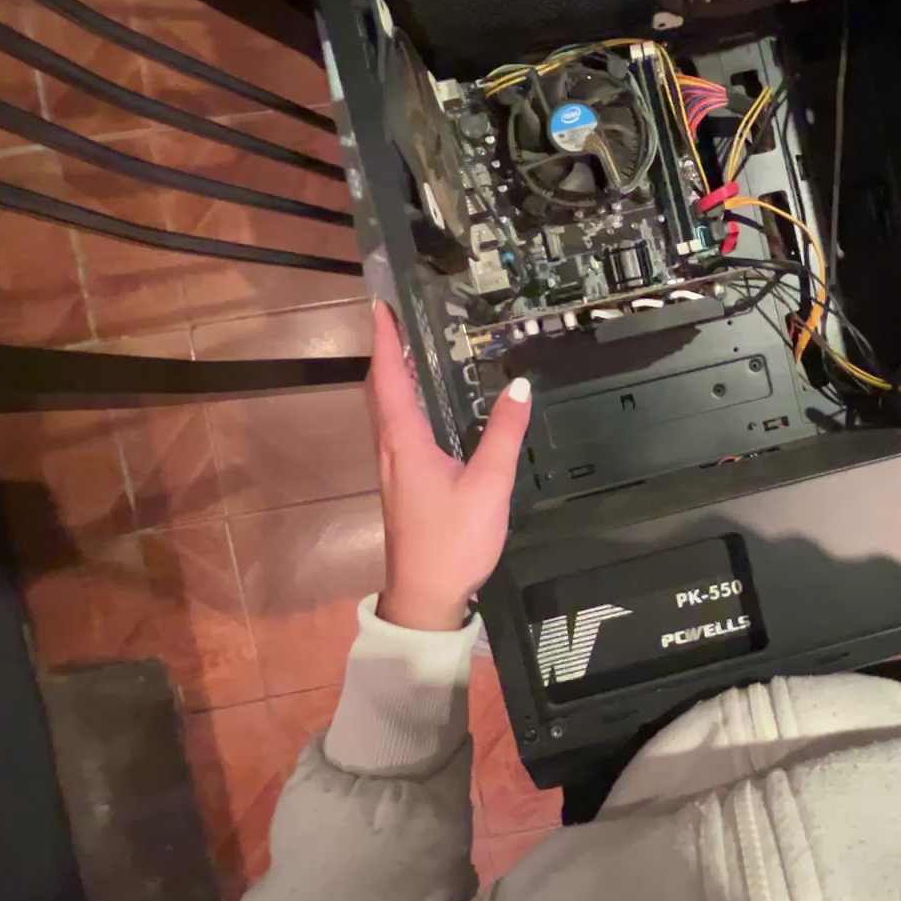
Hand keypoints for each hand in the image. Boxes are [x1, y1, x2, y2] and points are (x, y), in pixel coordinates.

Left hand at [369, 303, 532, 630]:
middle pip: (380, 389)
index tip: (382, 306)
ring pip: (386, 409)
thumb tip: (520, 386)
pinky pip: (398, 427)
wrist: (427, 594)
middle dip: (387, 351)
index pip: (388, 378)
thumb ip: (504, 434)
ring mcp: (393, 467)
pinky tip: (427, 405)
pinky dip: (405, 402)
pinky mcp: (403, 481)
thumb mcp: (488, 485)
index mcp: (405, 442)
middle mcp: (391, 449)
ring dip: (393, 376)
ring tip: (413, 350)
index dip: (385, 340)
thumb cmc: (454, 540)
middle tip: (400, 319)